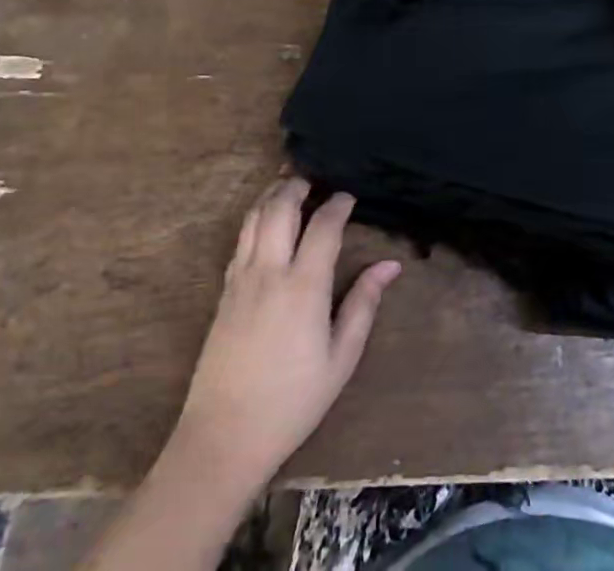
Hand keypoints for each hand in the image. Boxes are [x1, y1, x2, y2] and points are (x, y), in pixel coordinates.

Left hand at [167, 179, 400, 491]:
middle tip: (314, 179)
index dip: (338, 205)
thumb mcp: (341, 357)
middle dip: (296, 187)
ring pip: (252, 219)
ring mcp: (240, 280)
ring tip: (288, 187)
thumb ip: (364, 304)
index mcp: (303, 286)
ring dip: (271, 197)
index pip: (323, 227)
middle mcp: (268, 272)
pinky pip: (240, 241)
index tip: (349, 196)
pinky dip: (254, 220)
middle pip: (278, 209)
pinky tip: (264, 224)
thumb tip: (390, 266)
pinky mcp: (223, 293)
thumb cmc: (294, 400)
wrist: (224, 435)